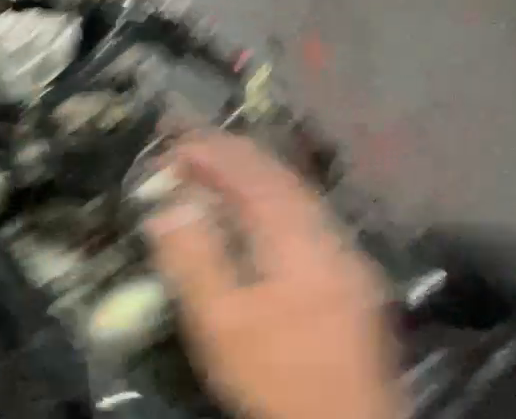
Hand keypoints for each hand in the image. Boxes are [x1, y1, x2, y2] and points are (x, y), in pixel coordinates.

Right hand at [146, 132, 402, 418]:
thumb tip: (167, 206)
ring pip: (297, 199)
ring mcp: (348, 268)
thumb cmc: (274, 375)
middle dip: (232, 155)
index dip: (212, 153)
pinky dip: (267, 199)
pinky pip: (303, 219)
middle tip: (184, 139)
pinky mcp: (347, 287)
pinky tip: (244, 208)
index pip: (257, 180)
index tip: (169, 141)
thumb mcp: (219, 319)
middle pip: (284, 182)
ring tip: (207, 164)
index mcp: (305, 250)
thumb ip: (192, 256)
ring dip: (249, 174)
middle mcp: (335, 248)